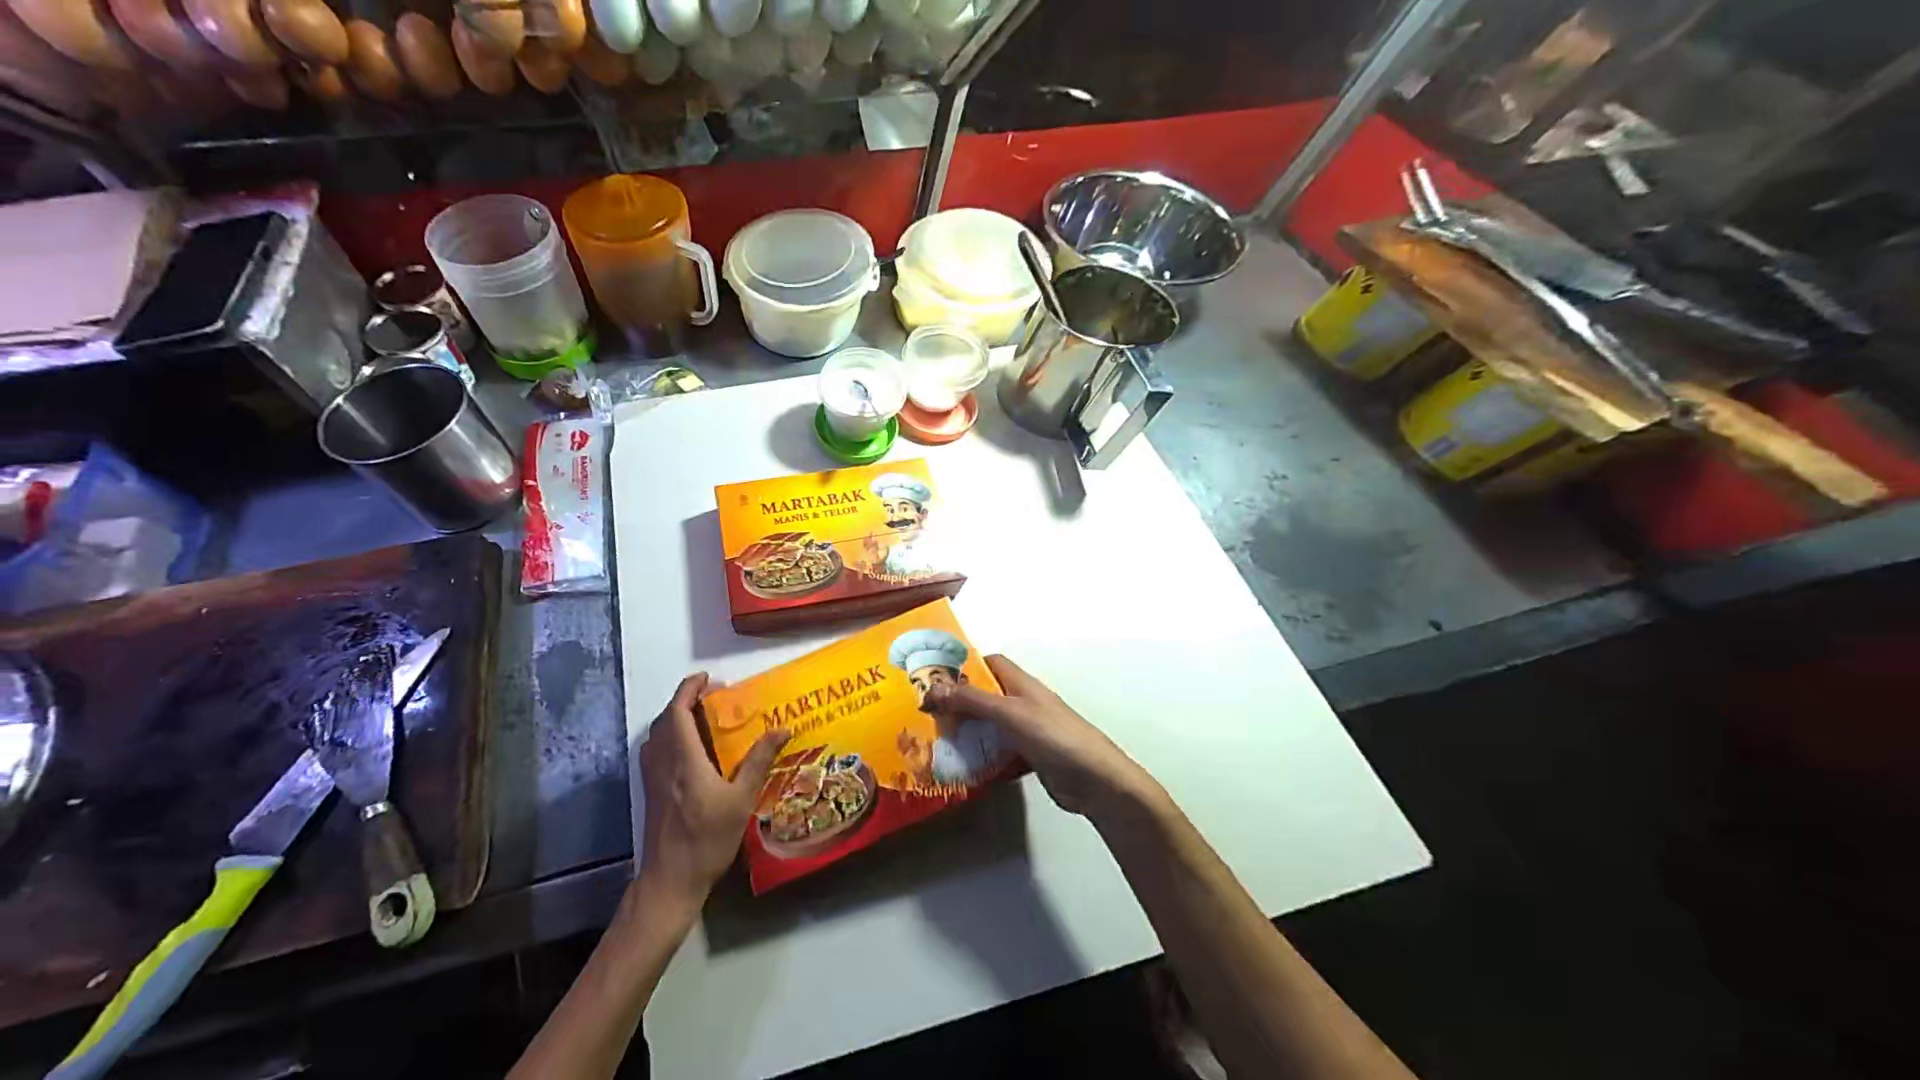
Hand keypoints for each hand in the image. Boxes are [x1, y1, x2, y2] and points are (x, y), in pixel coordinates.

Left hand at [638, 673, 788, 907]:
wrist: (670, 881)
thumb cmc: (708, 839)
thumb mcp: (741, 800)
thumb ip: (759, 761)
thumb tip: (782, 729)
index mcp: (683, 759)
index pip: (678, 712)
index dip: (689, 689)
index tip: (708, 678)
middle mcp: (663, 763)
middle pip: (666, 720)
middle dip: (686, 701)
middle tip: (714, 696)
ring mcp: (653, 778)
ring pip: (658, 735)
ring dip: (677, 718)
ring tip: (705, 717)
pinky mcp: (652, 791)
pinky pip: (657, 750)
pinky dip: (671, 737)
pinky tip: (692, 749)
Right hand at [923, 655, 1161, 823]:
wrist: (1093, 779)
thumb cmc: (1053, 736)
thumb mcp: (1008, 713)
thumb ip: (971, 700)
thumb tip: (930, 688)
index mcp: (1021, 684)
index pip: (989, 663)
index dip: (964, 666)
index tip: (933, 677)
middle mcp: (1023, 703)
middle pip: (985, 695)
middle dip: (958, 702)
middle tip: (926, 714)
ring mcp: (1027, 731)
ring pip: (989, 725)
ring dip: (967, 731)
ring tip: (934, 740)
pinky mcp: (1029, 757)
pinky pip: (998, 751)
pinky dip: (981, 756)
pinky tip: (961, 766)